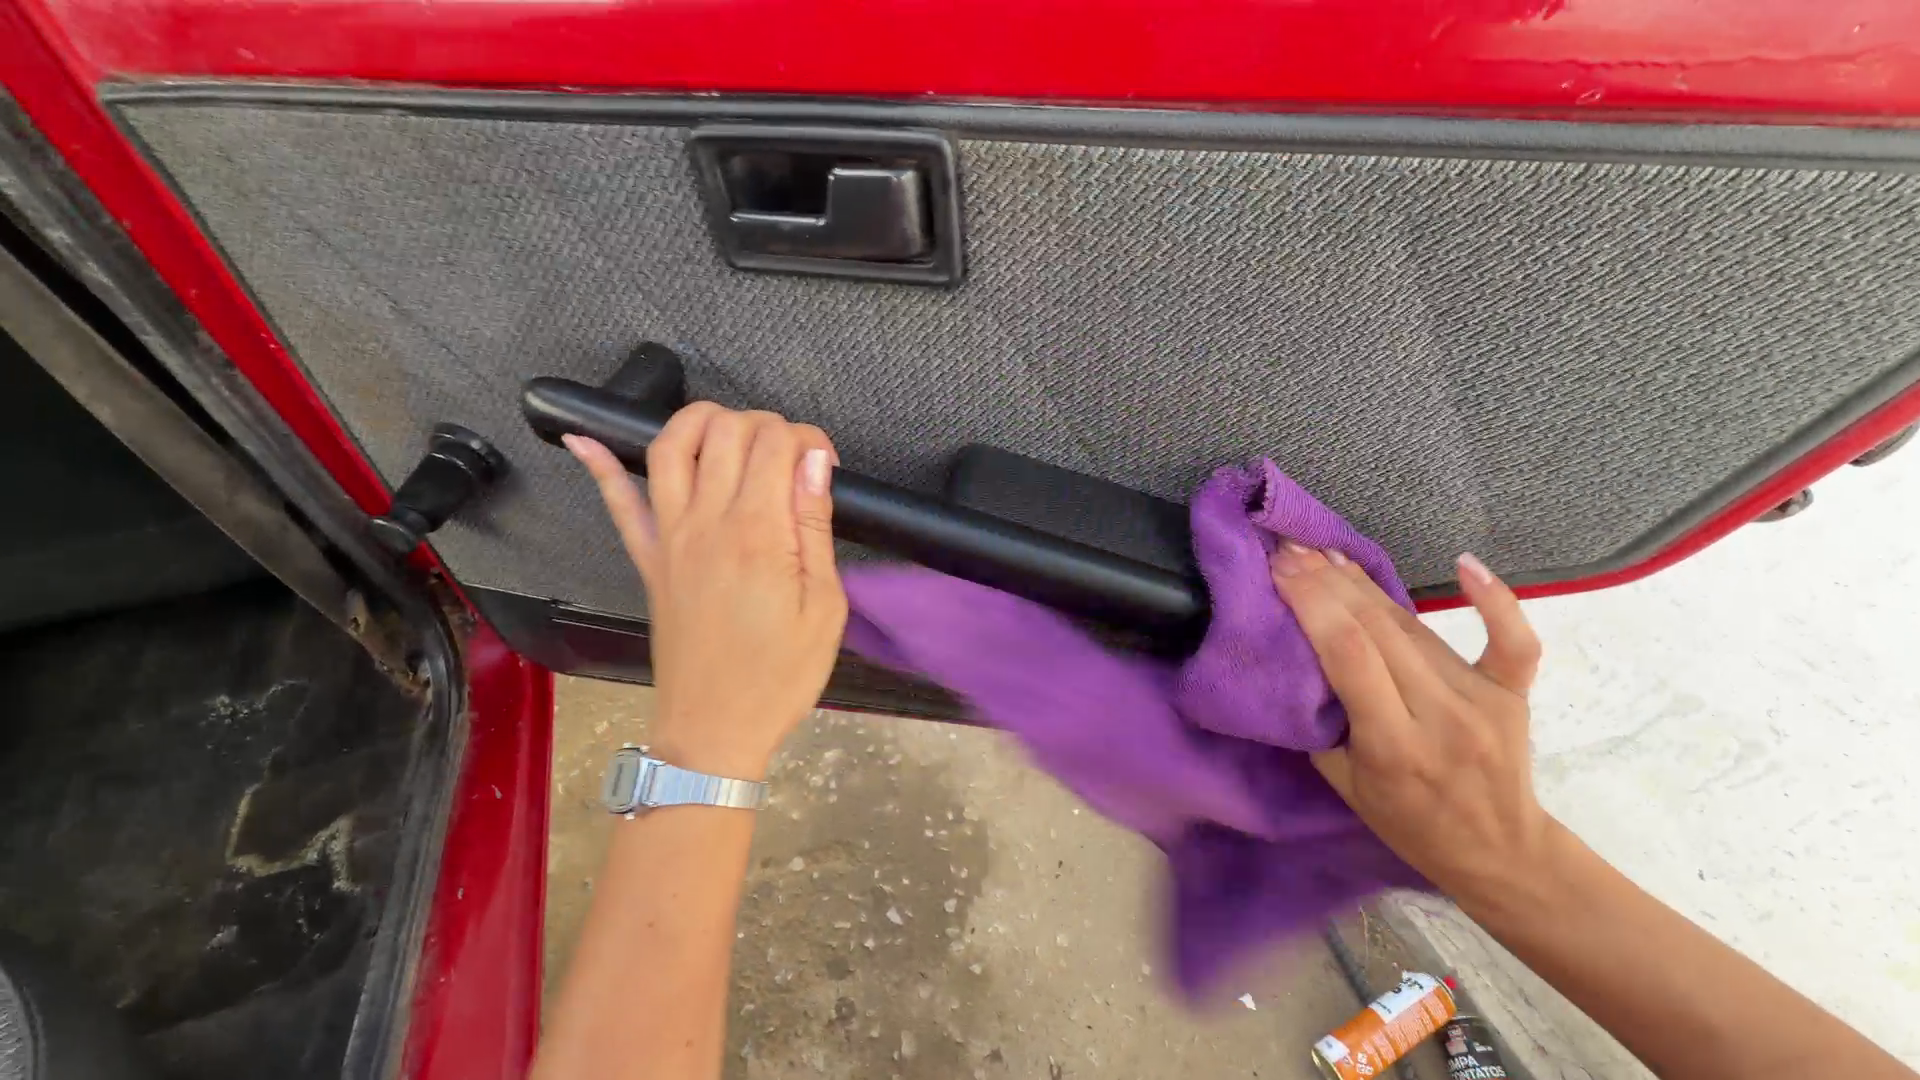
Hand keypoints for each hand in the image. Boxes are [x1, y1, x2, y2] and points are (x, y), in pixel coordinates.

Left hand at [565, 405, 846, 779]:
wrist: (714, 729)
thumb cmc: (781, 674)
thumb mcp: (825, 606)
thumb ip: (814, 526)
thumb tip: (814, 461)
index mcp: (759, 533)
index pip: (777, 442)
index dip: (808, 438)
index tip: (824, 466)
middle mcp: (707, 521)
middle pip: (725, 430)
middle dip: (765, 424)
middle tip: (788, 458)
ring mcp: (669, 537)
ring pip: (669, 447)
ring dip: (698, 420)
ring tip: (729, 428)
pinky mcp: (647, 559)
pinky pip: (617, 504)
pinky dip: (599, 465)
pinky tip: (585, 436)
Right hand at [1269, 544, 1558, 905]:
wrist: (1500, 854)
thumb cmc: (1408, 823)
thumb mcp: (1344, 785)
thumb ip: (1320, 722)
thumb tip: (1295, 660)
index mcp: (1393, 744)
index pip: (1348, 655)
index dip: (1312, 603)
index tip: (1279, 569)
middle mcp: (1441, 715)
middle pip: (1378, 630)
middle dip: (1327, 583)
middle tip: (1291, 551)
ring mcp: (1483, 700)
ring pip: (1416, 626)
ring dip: (1366, 584)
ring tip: (1327, 555)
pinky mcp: (1513, 693)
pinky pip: (1511, 639)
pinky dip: (1494, 598)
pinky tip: (1466, 563)